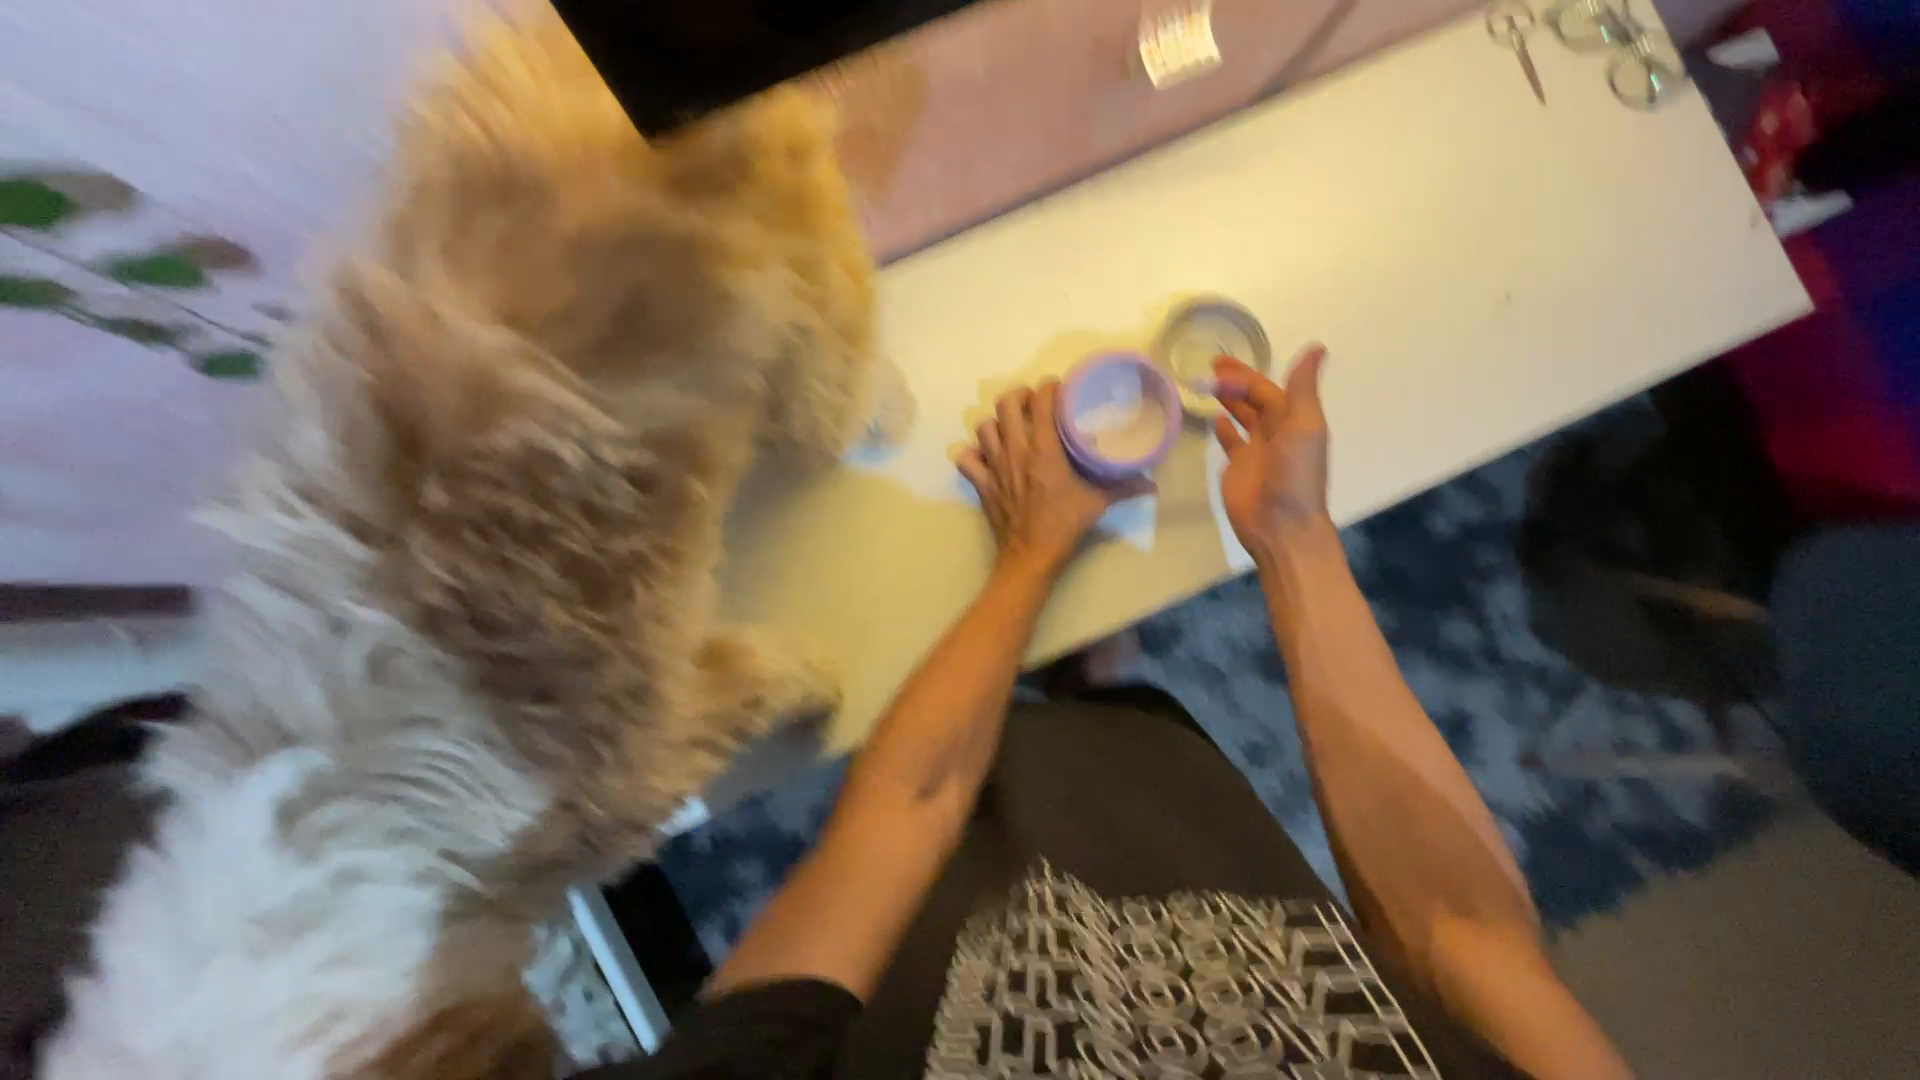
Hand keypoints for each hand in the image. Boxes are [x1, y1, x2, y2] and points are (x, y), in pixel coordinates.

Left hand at [958, 380, 1154, 578]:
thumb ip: (1123, 488)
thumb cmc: (1064, 526)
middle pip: (1006, 404)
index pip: (1042, 402)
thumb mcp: (1097, 503)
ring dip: (996, 422)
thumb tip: (1151, 483)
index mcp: (1045, 450)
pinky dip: (972, 454)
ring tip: (1009, 426)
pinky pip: (966, 459)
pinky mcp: (981, 484)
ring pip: (984, 427)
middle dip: (1018, 396)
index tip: (1058, 389)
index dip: (1049, 388)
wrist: (1031, 556)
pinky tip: (985, 455)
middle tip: (1030, 402)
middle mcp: (1015, 451)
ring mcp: (994, 466)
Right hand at [1212, 345, 1333, 555]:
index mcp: (1294, 419)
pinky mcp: (1239, 470)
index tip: (1219, 364)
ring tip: (1207, 385)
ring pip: (1243, 417)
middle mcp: (1276, 431)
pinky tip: (1215, 419)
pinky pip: (1232, 443)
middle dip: (1235, 383)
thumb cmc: (1295, 475)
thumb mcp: (1304, 426)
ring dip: (1230, 401)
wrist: (1282, 526)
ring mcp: (1256, 451)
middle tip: (1210, 366)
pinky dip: (1225, 430)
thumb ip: (1303, 389)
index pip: (1266, 389)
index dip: (1245, 376)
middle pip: (1254, 399)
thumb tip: (1317, 347)